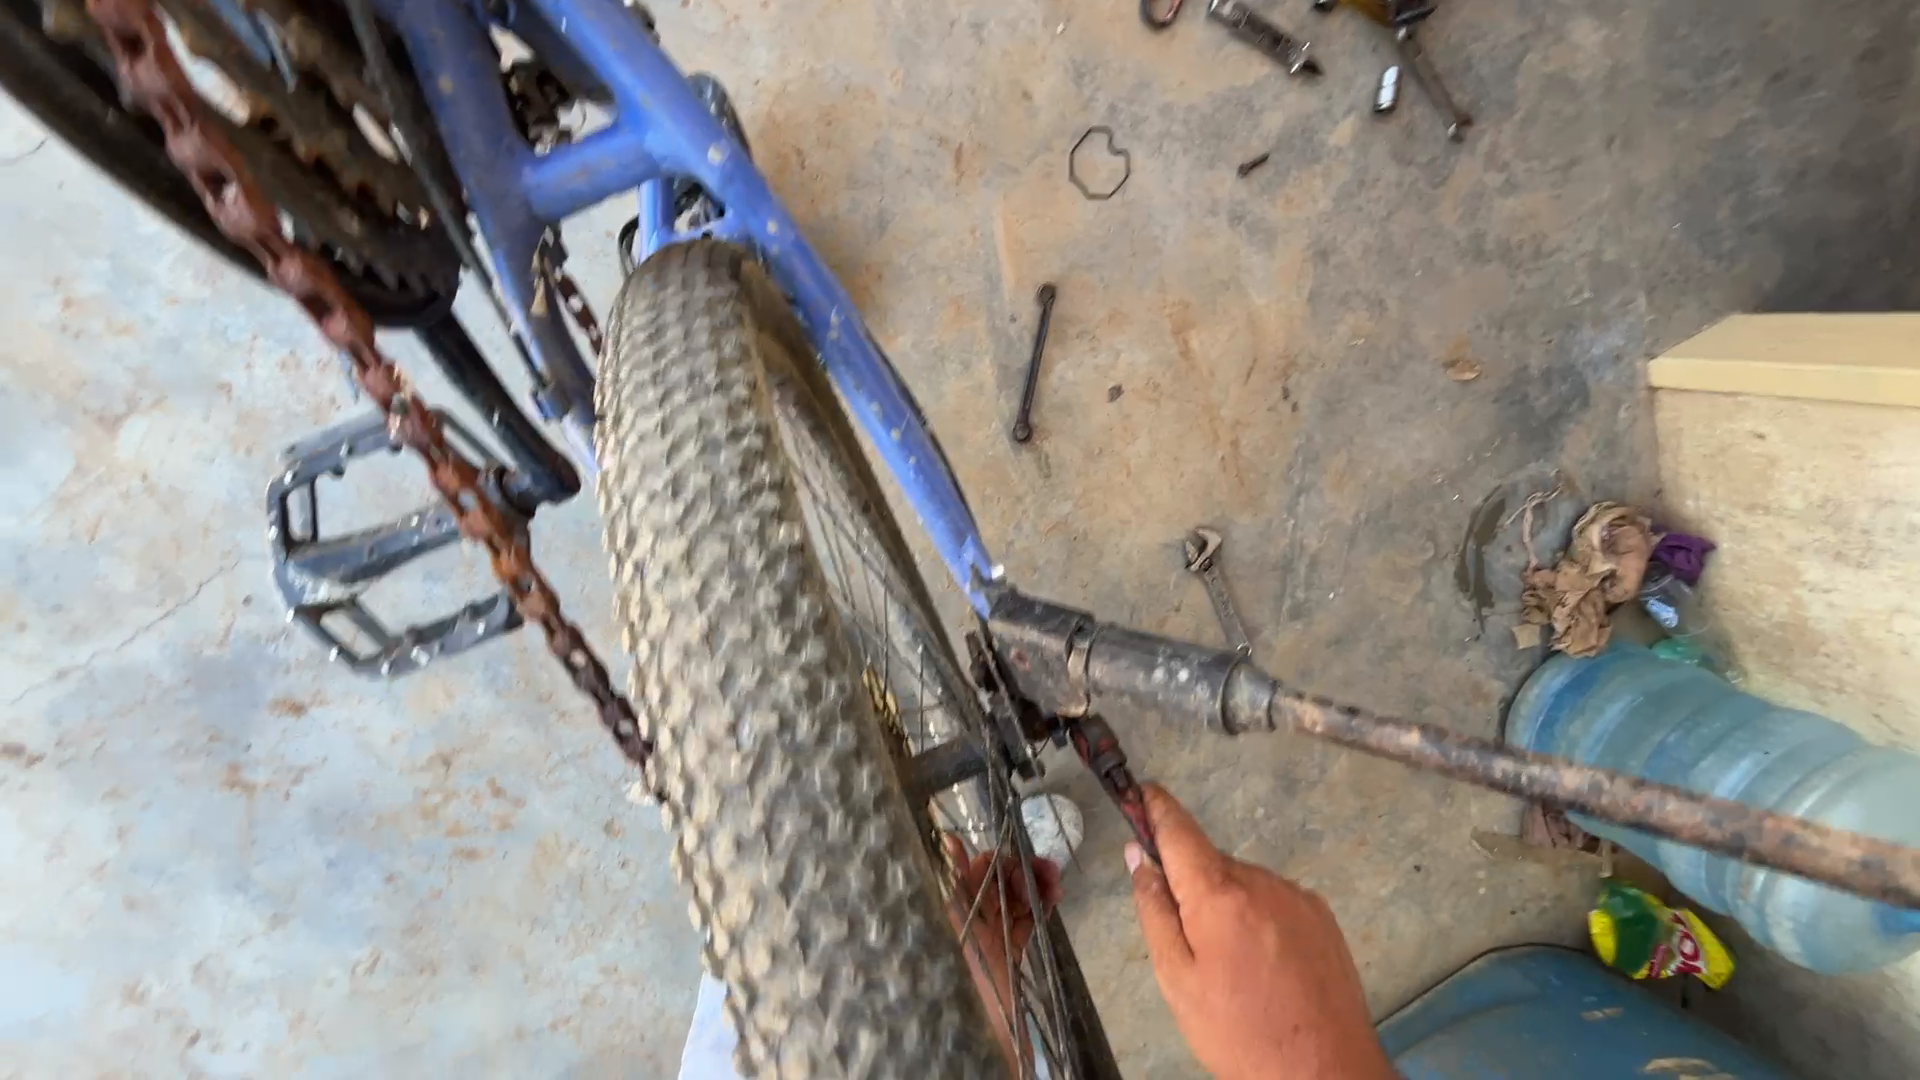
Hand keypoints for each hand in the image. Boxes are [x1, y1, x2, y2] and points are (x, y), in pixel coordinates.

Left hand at [943, 834, 1063, 1067]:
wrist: (994, 1030)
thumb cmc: (974, 973)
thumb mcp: (962, 922)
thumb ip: (958, 880)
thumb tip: (947, 837)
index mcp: (958, 907)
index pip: (980, 869)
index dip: (1003, 861)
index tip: (1024, 864)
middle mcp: (974, 915)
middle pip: (1002, 880)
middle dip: (1026, 871)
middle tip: (1051, 872)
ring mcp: (993, 932)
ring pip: (1017, 896)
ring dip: (1038, 886)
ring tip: (1058, 887)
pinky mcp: (1010, 948)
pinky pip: (1026, 918)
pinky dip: (1040, 906)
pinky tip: (1054, 900)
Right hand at [1127, 784, 1395, 1079]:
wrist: (1328, 1077)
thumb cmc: (1239, 1032)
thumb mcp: (1177, 979)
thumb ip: (1154, 909)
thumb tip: (1139, 856)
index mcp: (1217, 892)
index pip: (1178, 828)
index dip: (1154, 806)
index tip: (1140, 790)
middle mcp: (1259, 879)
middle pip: (1208, 862)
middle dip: (1191, 886)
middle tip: (1191, 944)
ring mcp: (1294, 894)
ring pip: (1241, 883)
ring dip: (1227, 905)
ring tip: (1235, 966)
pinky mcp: (1320, 914)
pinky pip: (1273, 899)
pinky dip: (1258, 917)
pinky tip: (1266, 965)